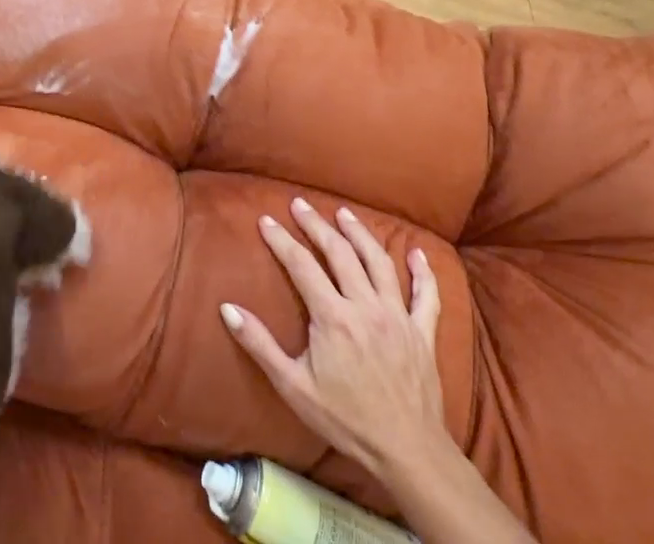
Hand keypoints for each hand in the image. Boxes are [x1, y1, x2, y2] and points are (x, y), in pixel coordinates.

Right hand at [220, 197, 446, 478]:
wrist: (407, 449)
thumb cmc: (345, 419)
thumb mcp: (292, 385)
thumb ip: (259, 344)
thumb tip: (227, 308)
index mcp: (333, 318)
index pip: (302, 265)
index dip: (281, 240)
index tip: (266, 220)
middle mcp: (366, 308)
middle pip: (340, 254)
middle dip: (317, 225)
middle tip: (301, 205)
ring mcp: (399, 318)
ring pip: (380, 264)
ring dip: (361, 235)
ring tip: (345, 214)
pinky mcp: (423, 334)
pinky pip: (426, 295)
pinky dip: (423, 272)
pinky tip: (417, 253)